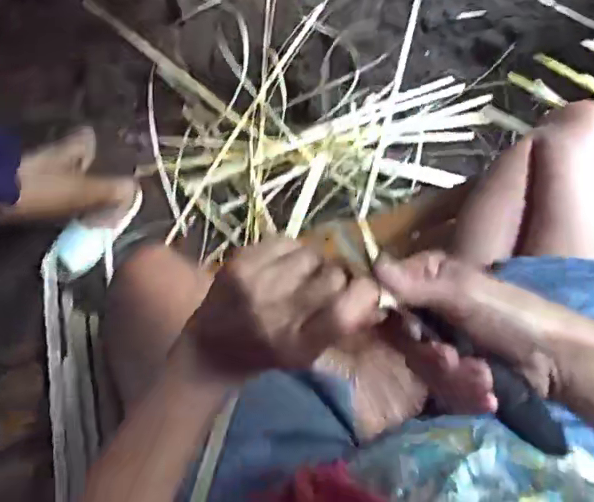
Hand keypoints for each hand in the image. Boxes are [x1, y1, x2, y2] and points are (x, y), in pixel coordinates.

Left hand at [181, 238, 386, 381]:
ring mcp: (255, 284)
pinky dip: (289, 251)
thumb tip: (382, 293)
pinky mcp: (241, 261)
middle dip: (336, 277)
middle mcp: (276, 314)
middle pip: (334, 275)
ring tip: (297, 276)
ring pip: (313, 253)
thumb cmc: (269, 353)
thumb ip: (346, 323)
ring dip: (313, 262)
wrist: (210, 349)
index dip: (363, 295)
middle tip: (321, 286)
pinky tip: (279, 267)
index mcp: (296, 346)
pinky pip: (288, 240)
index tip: (364, 290)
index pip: (344, 312)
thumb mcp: (309, 352)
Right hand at [374, 251, 593, 413]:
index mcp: (431, 274)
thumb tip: (373, 263)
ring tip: (483, 376)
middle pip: (403, 337)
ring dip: (454, 377)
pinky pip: (441, 387)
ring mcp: (443, 339)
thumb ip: (416, 284)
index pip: (387, 291)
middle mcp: (431, 304)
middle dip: (432, 356)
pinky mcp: (456, 370)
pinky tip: (488, 390)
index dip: (391, 316)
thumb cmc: (509, 313)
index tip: (410, 332)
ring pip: (423, 366)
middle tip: (454, 359)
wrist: (554, 361)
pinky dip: (466, 391)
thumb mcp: (462, 294)